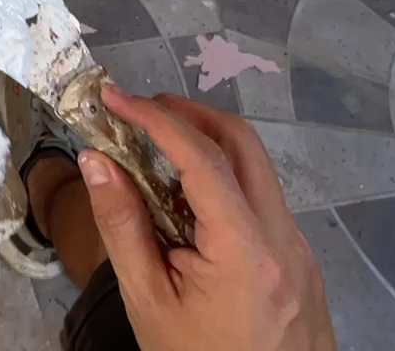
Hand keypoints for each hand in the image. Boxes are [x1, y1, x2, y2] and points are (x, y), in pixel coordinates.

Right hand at [77, 86, 336, 350]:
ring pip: (255, 168)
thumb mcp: (146, 298)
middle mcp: (285, 241)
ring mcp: (300, 251)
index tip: (112, 96)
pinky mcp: (300, 263)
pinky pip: (259, 199)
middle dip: (187, 112)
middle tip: (137, 108)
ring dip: (203, 143)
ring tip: (150, 152)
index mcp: (248, 251)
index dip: (154, 116)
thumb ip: (120, 223)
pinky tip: (181, 202)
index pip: (202, 158)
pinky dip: (218, 178)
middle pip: (243, 145)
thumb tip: (93, 157)